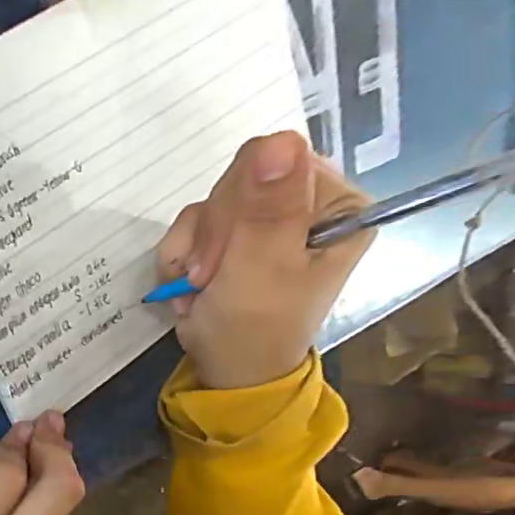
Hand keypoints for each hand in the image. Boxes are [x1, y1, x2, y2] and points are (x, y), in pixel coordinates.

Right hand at [155, 132, 375, 389]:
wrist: (226, 373)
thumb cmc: (253, 330)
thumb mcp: (262, 270)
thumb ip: (268, 209)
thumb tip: (276, 141)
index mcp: (335, 206)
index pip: (276, 161)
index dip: (238, 204)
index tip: (224, 255)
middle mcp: (303, 206)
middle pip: (238, 179)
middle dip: (211, 233)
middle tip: (208, 277)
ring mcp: (264, 222)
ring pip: (209, 204)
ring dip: (191, 249)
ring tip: (199, 288)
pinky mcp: (231, 237)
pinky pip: (190, 225)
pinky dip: (180, 256)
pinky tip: (189, 284)